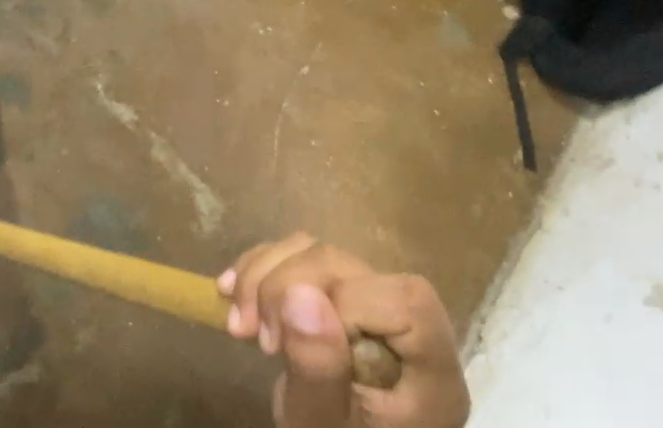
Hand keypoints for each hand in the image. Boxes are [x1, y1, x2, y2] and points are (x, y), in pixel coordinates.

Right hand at [216, 233, 468, 427]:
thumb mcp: (321, 426)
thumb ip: (319, 369)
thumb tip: (301, 295)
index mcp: (431, 369)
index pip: (403, 302)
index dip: (340, 304)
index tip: (289, 342)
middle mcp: (410, 328)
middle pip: (349, 267)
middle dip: (283, 287)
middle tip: (250, 334)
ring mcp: (371, 306)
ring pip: (316, 252)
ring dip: (263, 276)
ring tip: (241, 323)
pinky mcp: (337, 296)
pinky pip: (298, 257)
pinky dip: (259, 269)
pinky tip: (232, 296)